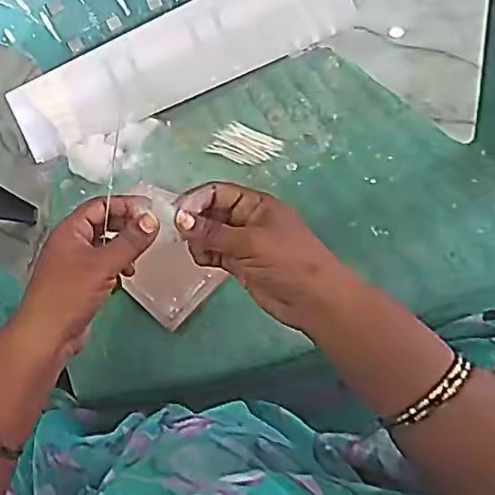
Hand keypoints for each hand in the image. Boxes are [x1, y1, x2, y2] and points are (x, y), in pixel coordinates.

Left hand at [9, 196, 158, 360]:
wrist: (47, 334)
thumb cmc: (69, 294)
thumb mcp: (103, 264)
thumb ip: (129, 241)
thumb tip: (150, 220)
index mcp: (69, 230)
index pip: (99, 206)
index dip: (124, 205)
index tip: (148, 210)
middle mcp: (70, 242)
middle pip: (102, 225)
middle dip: (125, 228)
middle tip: (148, 234)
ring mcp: (73, 263)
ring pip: (103, 247)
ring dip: (122, 252)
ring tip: (134, 264)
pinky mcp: (79, 282)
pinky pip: (102, 267)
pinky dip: (115, 269)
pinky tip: (123, 280)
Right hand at [173, 183, 354, 334]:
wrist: (317, 302)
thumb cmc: (289, 263)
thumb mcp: (250, 243)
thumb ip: (213, 232)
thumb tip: (180, 219)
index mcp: (255, 204)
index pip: (218, 192)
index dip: (196, 200)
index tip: (177, 215)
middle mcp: (247, 219)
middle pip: (210, 211)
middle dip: (194, 221)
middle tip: (180, 235)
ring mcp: (242, 241)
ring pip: (209, 233)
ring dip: (198, 239)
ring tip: (196, 251)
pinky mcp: (239, 262)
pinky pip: (213, 251)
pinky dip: (204, 254)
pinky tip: (202, 260)